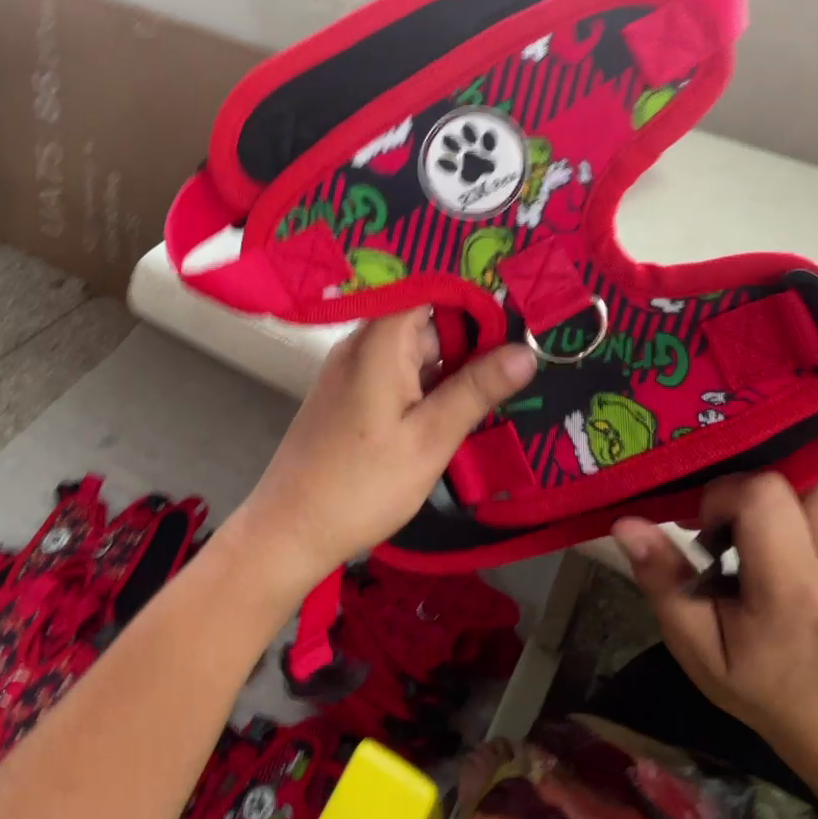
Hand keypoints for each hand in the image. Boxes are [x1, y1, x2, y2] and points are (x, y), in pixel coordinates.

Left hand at [234, 308, 536, 585]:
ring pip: (416, 349)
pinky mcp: (350, 395)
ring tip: (507, 377)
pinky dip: (430, 382)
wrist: (290, 530)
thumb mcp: (430, 439)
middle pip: (427, 318)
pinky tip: (461, 404)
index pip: (433, 288)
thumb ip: (477, 389)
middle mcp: (362, 343)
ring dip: (455, 362)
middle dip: (474, 335)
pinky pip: (399, 372)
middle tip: (527, 353)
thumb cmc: (362, 485)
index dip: (477, 295)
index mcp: (380, 340)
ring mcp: (353, 369)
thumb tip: (527, 350)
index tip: (521, 311)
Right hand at [610, 469, 817, 752]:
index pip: (764, 495)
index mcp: (793, 587)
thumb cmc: (757, 678)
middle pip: (809, 463)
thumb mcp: (695, 646)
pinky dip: (790, 483)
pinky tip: (764, 518)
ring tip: (741, 504)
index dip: (722, 495)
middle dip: (758, 462)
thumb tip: (626, 523)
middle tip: (723, 493)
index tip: (702, 527)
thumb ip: (663, 582)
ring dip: (775, 469)